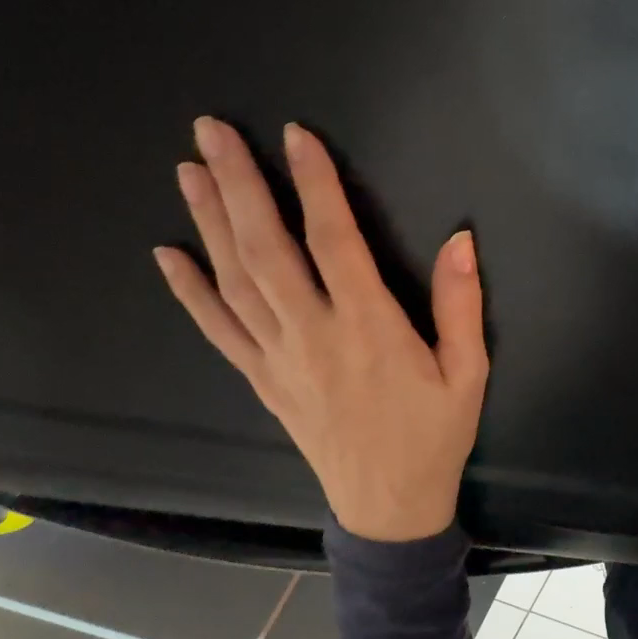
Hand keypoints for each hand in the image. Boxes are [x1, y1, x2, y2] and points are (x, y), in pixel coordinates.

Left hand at [154, 117, 488, 541]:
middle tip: (212, 131)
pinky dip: (190, 291)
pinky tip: (168, 255)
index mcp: (369, 327)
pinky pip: (218, 330)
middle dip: (239, 184)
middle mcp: (313, 334)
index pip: (335, 240)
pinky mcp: (261, 379)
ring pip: (235, 279)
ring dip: (209, 221)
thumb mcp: (469, 371)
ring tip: (188, 170)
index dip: (315, 184)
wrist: (389, 506)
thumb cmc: (434, 433)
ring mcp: (278, 358)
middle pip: (267, 248)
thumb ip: (461, 303)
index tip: (296, 136)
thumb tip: (460, 238)